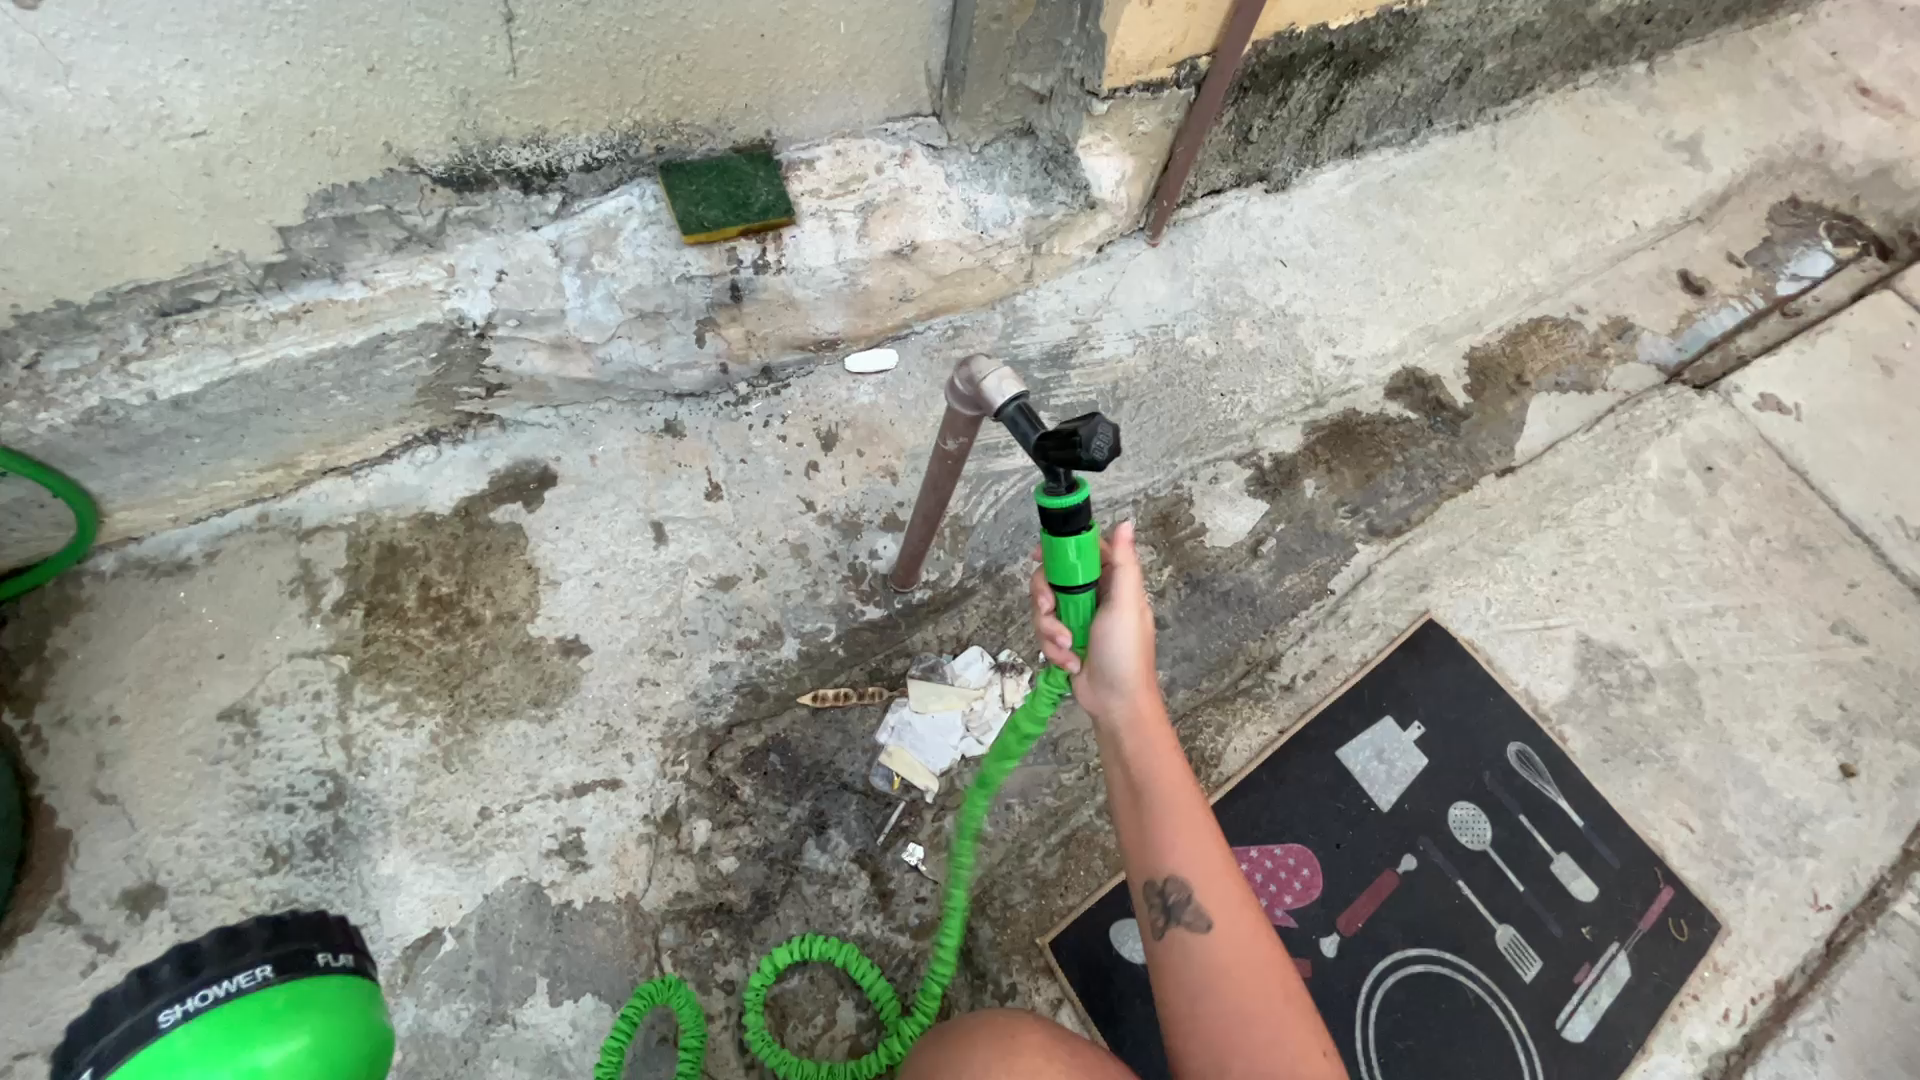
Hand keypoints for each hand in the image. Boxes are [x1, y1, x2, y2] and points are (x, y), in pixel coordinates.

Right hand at [1029, 520, 1163, 725]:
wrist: (1116, 702)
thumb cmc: (1126, 652)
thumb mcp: (1127, 603)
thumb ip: (1123, 562)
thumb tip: (1126, 522)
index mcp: (1112, 581)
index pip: (1081, 552)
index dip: (1060, 550)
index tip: (1039, 554)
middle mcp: (1092, 596)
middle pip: (1053, 578)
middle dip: (1045, 597)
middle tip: (1048, 609)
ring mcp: (1076, 618)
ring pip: (1043, 607)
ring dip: (1049, 629)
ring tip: (1066, 647)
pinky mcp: (1063, 640)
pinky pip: (1043, 632)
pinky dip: (1052, 648)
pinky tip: (1069, 663)